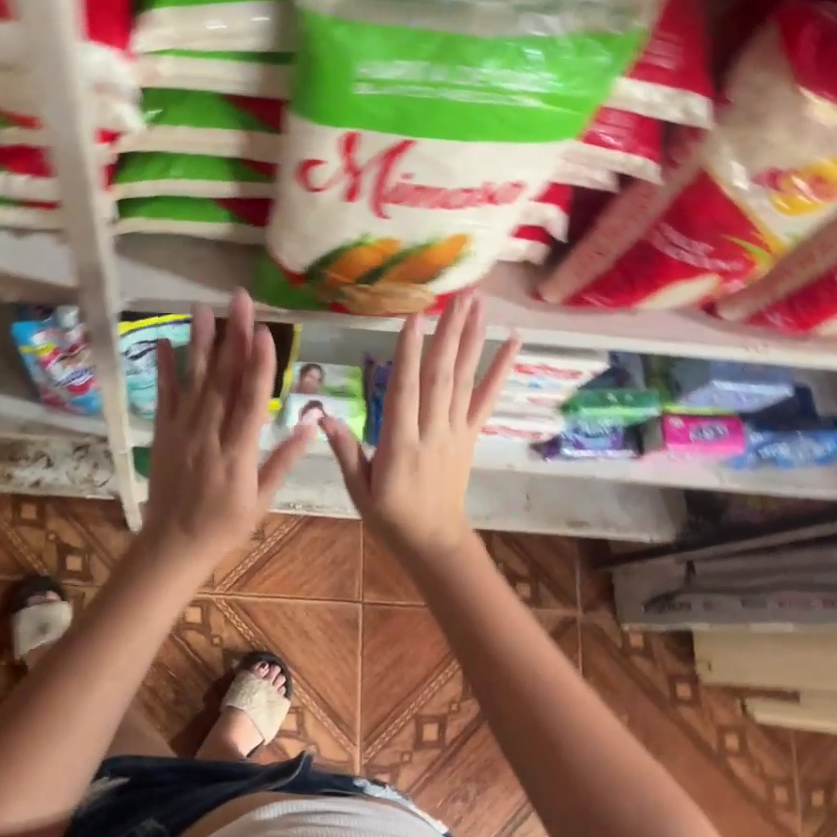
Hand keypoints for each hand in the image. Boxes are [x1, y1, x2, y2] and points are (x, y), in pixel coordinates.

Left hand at [142, 289, 311, 561]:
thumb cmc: (225, 525)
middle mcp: (209, 435)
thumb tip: (311, 424)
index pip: (251, 401)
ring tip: (203, 307)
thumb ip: (283, 459)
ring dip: (200, 342)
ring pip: (194, 381)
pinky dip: (164, 368)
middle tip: (240, 300)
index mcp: (238, 453)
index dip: (259, 365)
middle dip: (233, 337)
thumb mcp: (262, 499)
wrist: (174, 543)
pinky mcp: (162, 433)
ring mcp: (182, 431)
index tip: (265, 331)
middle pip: (223, 380)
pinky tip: (164, 340)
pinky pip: (164, 396)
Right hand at [319, 292, 517, 560]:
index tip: (413, 317)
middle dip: (448, 333)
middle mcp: (432, 431)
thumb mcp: (358, 489)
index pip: (405, 389)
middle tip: (459, 295)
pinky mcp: (470, 436)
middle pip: (440, 376)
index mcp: (400, 444)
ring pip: (463, 379)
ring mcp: (455, 432)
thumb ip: (345, 450)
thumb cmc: (390, 517)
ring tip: (479, 304)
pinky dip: (500, 370)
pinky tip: (512, 342)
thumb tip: (323, 417)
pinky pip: (486, 399)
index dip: (408, 353)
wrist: (434, 541)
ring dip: (472, 339)